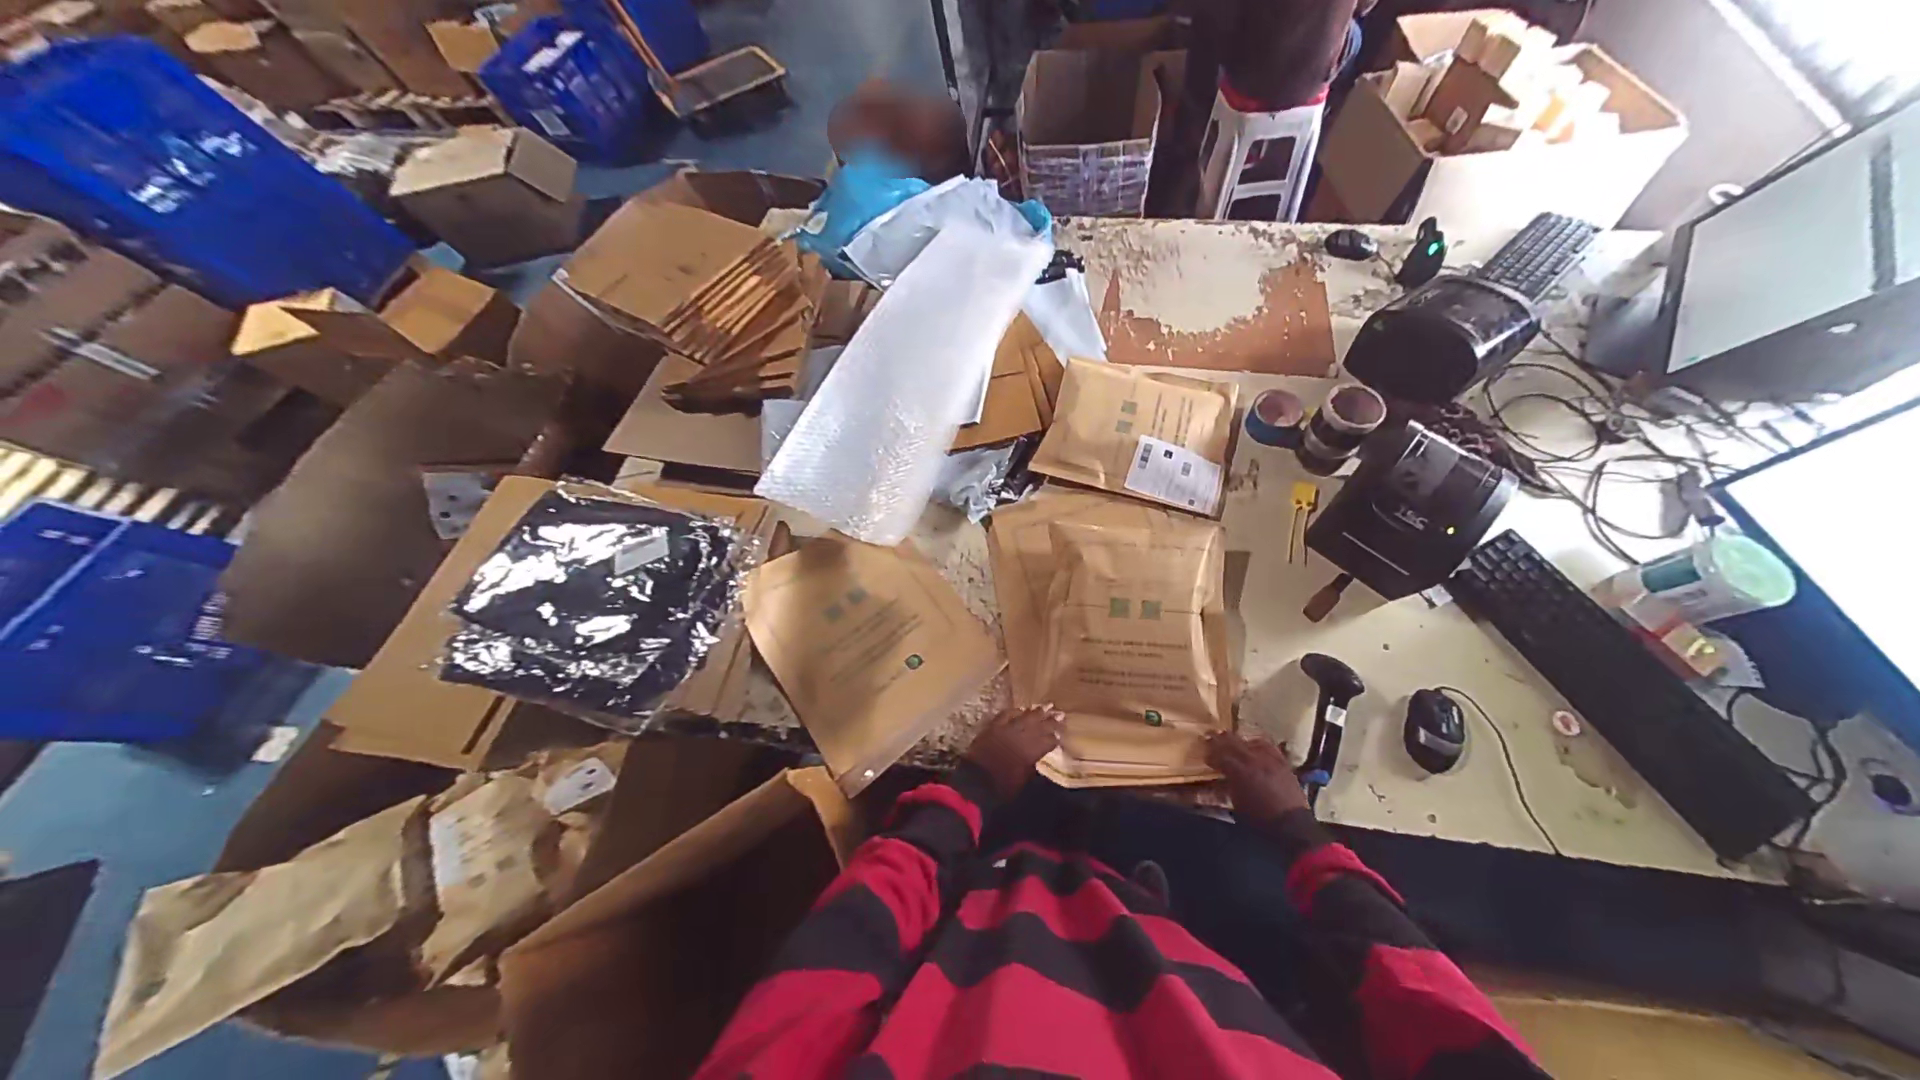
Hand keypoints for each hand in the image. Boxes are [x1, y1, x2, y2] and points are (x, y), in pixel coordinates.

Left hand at [965, 706, 1063, 797]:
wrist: (976, 780)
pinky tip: (1020, 709)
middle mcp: (1022, 737)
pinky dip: (1014, 711)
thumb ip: (1031, 766)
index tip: (1061, 734)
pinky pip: (1006, 714)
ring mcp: (1007, 729)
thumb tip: (1036, 759)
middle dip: (1051, 720)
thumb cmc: (1002, 786)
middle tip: (1061, 715)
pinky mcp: (994, 726)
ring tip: (1047, 706)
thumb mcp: (1022, 780)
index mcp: (1031, 751)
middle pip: (1039, 725)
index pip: (1048, 741)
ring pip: (1025, 717)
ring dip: (1037, 712)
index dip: (1055, 737)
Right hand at [1206, 731, 1309, 822]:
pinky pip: (1268, 746)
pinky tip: (1254, 745)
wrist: (1291, 825)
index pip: (1220, 756)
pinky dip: (1257, 744)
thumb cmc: (1260, 819)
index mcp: (1239, 772)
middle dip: (1219, 740)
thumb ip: (1227, 786)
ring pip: (1249, 741)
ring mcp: (1269, 759)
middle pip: (1232, 742)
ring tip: (1231, 739)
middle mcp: (1253, 760)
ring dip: (1238, 740)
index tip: (1206, 756)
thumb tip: (1220, 778)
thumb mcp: (1237, 804)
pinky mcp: (1282, 762)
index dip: (1211, 755)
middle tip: (1210, 737)